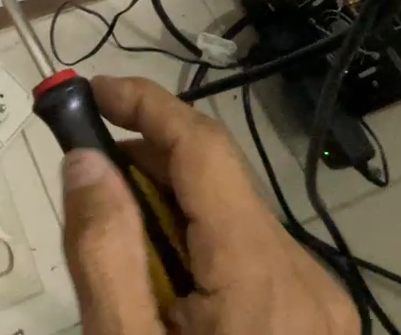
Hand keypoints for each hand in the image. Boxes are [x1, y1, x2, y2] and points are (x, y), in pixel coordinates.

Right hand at [59, 76, 357, 334]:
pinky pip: (245, 254)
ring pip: (228, 215)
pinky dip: (194, 244)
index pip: (202, 146)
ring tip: (117, 250)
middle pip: (215, 177)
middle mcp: (304, 276)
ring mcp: (318, 305)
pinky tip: (161, 290)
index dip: (143, 102)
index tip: (86, 89)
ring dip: (165, 206)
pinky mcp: (314, 325)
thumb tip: (85, 158)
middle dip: (143, 160)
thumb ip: (102, 250)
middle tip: (82, 178)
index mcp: (261, 275)